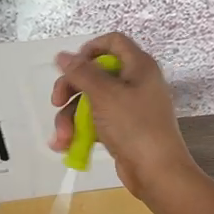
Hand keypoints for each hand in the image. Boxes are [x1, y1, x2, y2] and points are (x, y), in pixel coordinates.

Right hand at [50, 32, 201, 198]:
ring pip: (90, 101)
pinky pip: (95, 122)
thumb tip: (62, 55)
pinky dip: (79, 131)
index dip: (89, 49)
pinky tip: (65, 146)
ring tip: (62, 138)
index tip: (71, 66)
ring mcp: (128, 107)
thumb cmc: (134, 126)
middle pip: (94, 74)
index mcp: (138, 66)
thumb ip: (81, 72)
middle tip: (56, 102)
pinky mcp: (122, 129)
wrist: (157, 172)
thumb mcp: (104, 94)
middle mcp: (134, 82)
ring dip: (70, 118)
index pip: (113, 42)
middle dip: (71, 90)